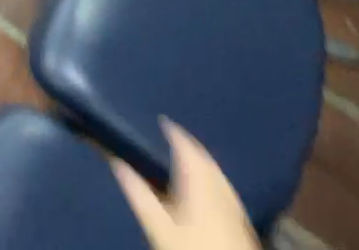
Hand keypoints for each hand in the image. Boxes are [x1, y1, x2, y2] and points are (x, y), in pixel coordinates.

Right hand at [111, 120, 261, 249]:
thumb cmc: (189, 246)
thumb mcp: (157, 224)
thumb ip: (138, 192)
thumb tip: (117, 162)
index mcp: (199, 184)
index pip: (187, 149)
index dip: (175, 132)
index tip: (162, 121)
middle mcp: (220, 190)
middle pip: (206, 160)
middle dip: (190, 146)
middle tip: (173, 137)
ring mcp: (234, 206)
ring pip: (219, 175)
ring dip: (204, 161)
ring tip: (188, 158)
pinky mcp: (241, 221)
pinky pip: (227, 189)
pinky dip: (215, 179)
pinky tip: (209, 189)